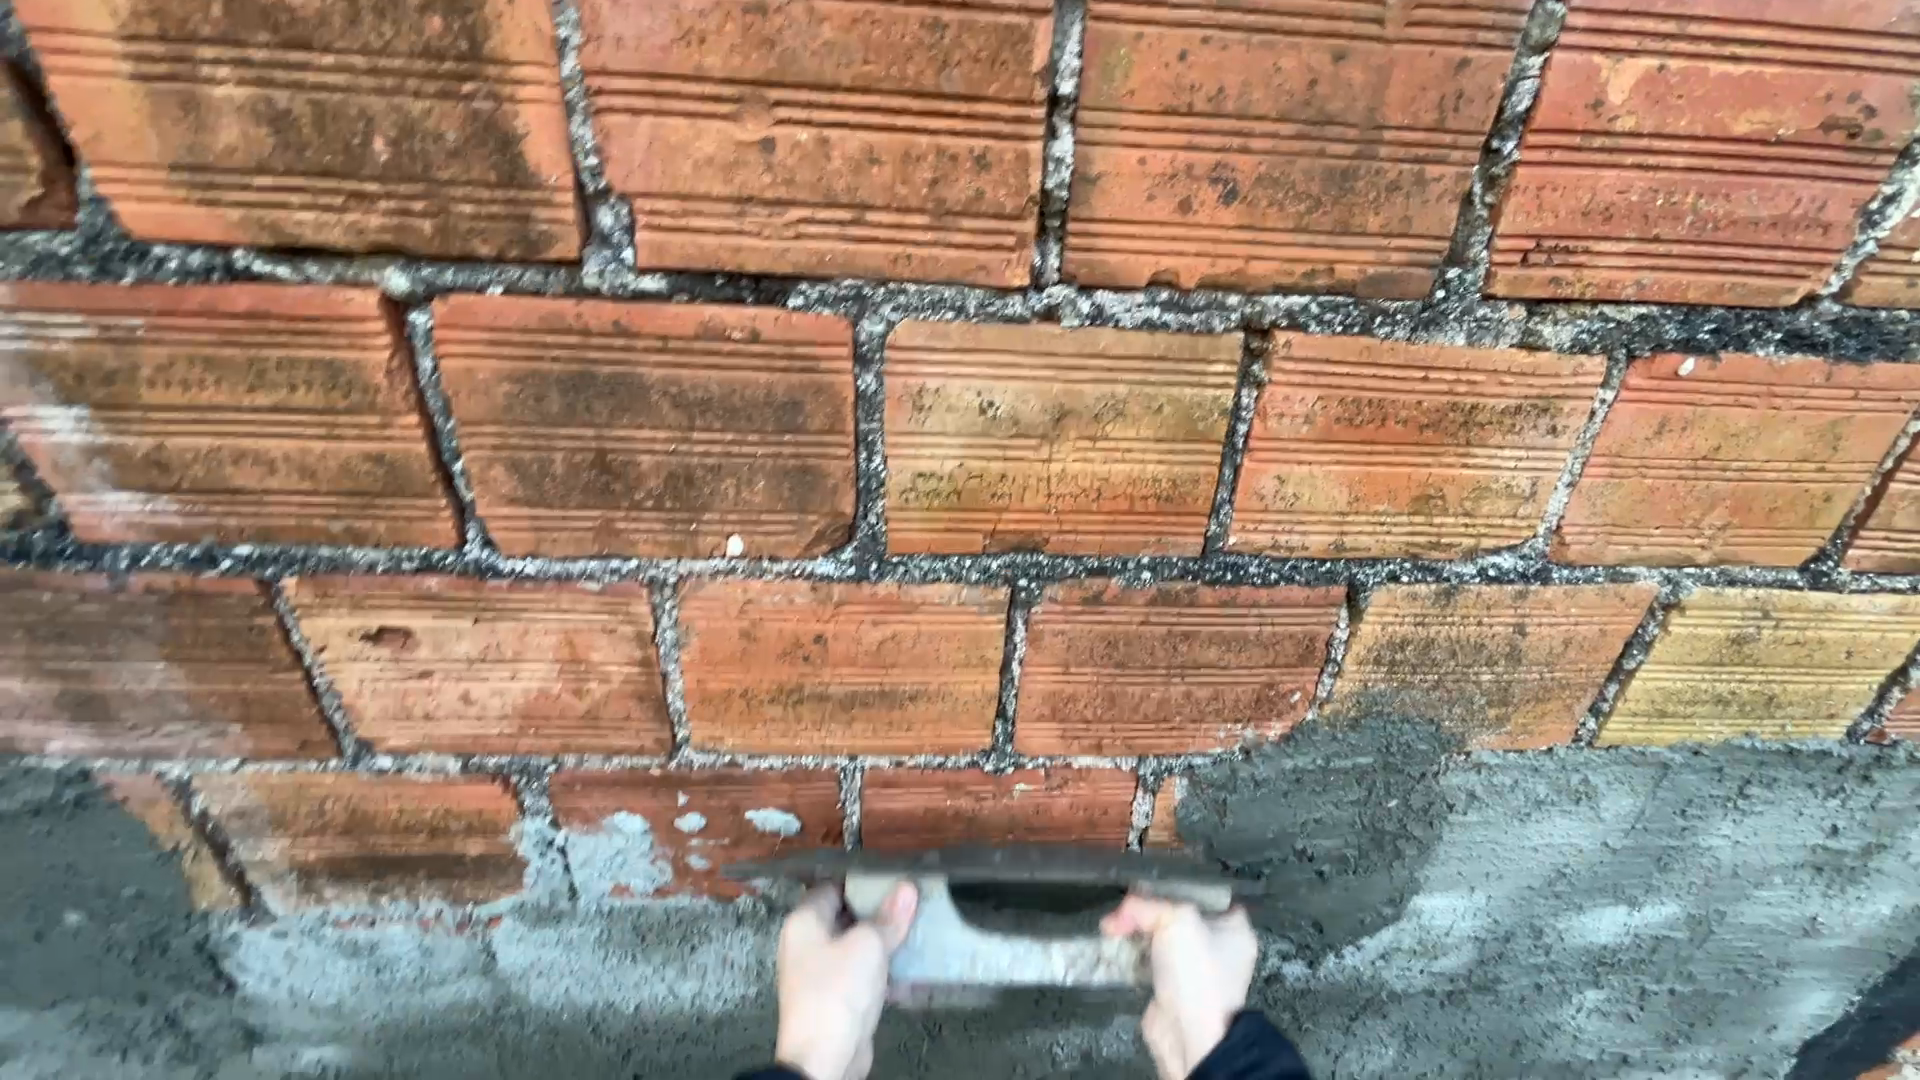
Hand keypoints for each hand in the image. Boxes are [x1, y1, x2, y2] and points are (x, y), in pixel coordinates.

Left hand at [773, 883, 917, 1079]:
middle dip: (877, 911)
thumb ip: (888, 916)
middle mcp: (806, 944)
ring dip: (883, 942)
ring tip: (915, 928)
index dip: (862, 880)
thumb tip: (908, 887)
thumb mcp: (869, 945)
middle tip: (910, 900)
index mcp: (805, 922)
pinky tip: (909, 966)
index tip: (893, 876)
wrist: (824, 1060)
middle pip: (846, 916)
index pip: (833, 885)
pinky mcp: (835, 999)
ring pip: (856, 946)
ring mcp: (819, 973)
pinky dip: (881, 970)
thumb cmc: (839, 989)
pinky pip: (860, 974)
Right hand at [1101, 893, 1256, 1079]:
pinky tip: (1113, 940)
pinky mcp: (1169, 986)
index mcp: (1234, 929)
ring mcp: (1192, 968)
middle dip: (1150, 906)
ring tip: (1114, 922)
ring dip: (1135, 928)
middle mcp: (1216, 947)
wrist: (1190, 1037)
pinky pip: (1147, 958)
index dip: (1182, 882)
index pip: (1209, 894)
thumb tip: (1115, 918)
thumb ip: (1144, 905)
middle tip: (1129, 900)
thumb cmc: (1196, 971)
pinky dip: (1130, 951)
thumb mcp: (1175, 918)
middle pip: (1178, 912)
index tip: (1156, 878)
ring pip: (1159, 935)